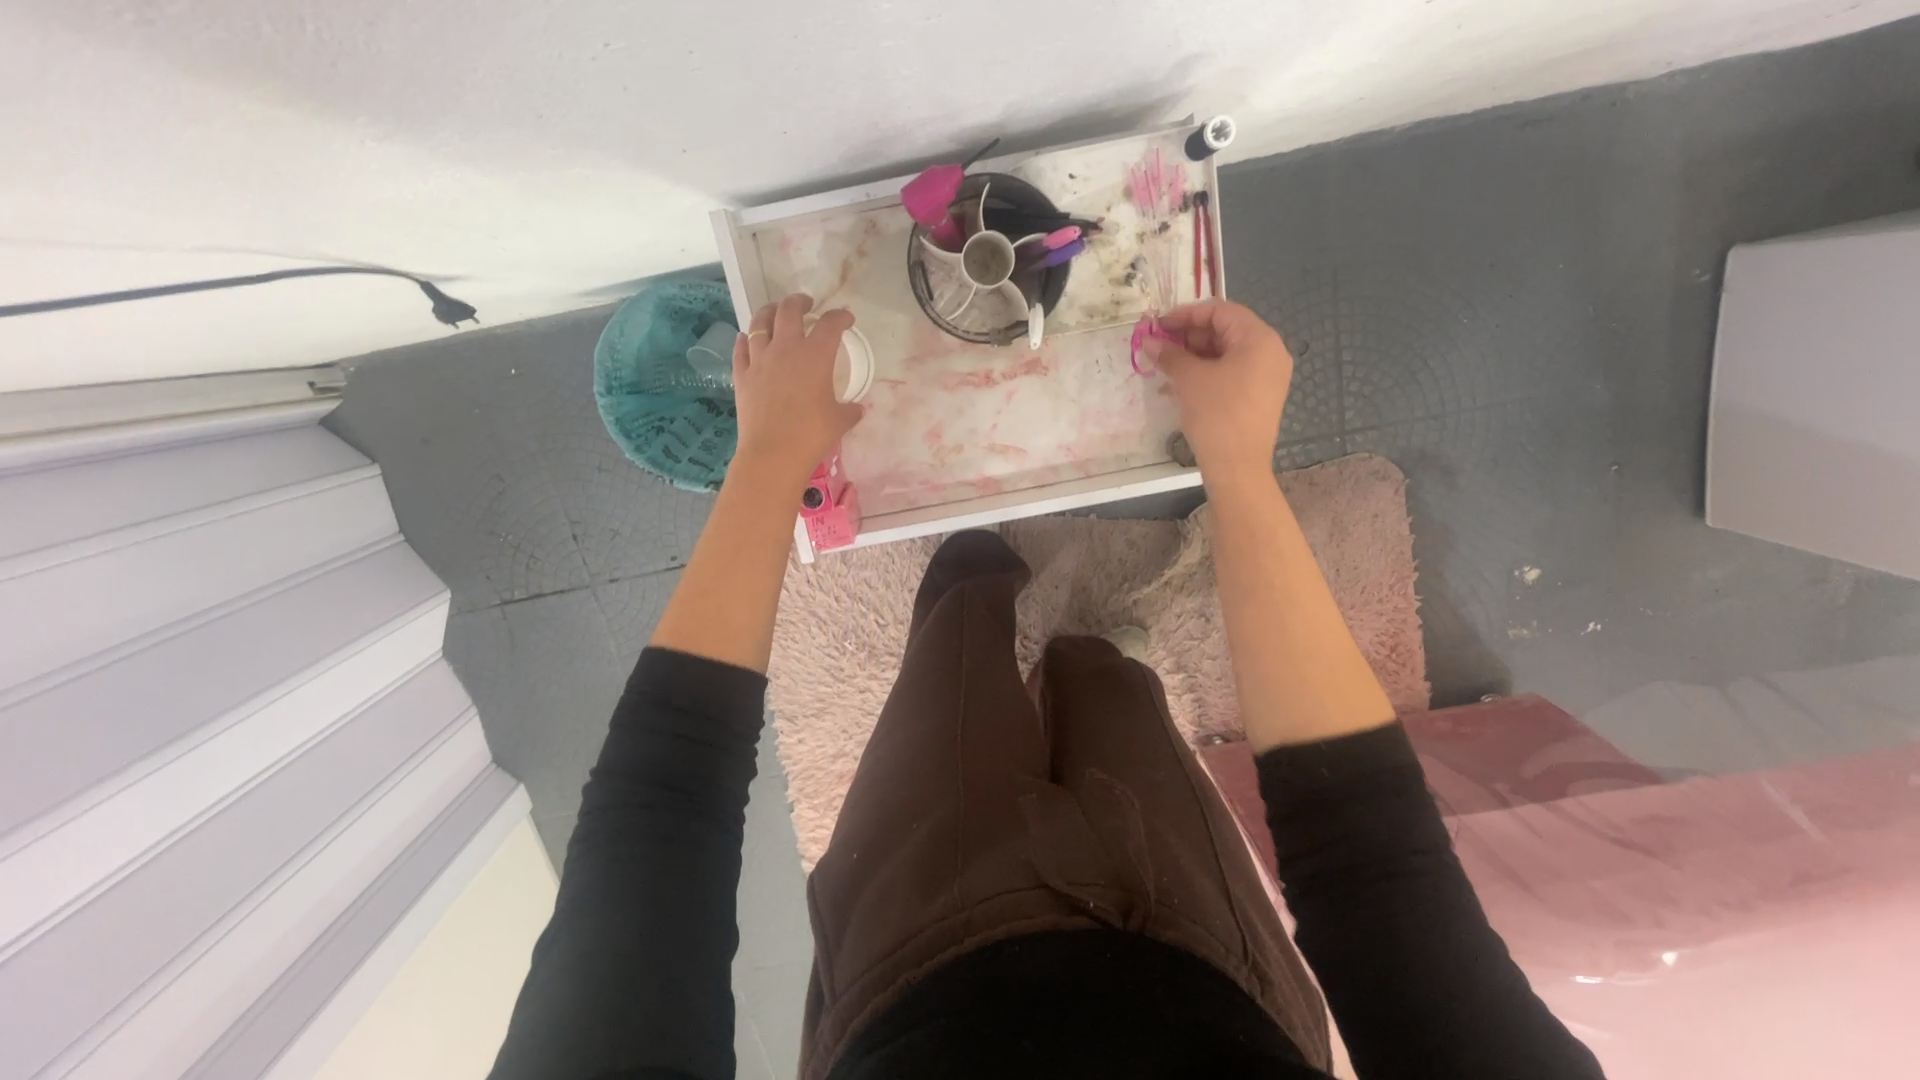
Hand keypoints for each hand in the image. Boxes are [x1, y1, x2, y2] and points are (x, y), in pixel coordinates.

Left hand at [731, 293, 864, 484]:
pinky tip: (746, 338)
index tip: (846, 318)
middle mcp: (786, 348)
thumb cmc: (812, 435)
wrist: (773, 453)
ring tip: (774, 311)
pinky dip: (745, 340)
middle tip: (806, 303)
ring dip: (769, 312)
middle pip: (790, 311)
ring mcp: (760, 360)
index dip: (840, 317)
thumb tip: (857, 409)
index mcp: (816, 355)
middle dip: (799, 302)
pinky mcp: (742, 375)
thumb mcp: (840, 421)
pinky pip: (741, 349)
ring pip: (760, 323)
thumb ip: (849, 410)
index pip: (830, 324)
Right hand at [1143, 300, 1292, 481]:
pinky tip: (1177, 385)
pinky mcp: (1259, 396)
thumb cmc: (1217, 414)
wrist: (1238, 466)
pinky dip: (1205, 373)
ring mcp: (1267, 376)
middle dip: (1188, 337)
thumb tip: (1149, 341)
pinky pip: (1230, 373)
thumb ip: (1169, 354)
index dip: (1186, 314)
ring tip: (1163, 367)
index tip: (1158, 324)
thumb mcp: (1189, 379)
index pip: (1221, 311)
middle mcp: (1269, 352)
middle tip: (1158, 346)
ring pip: (1225, 354)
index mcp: (1259, 339)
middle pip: (1224, 331)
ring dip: (1193, 357)